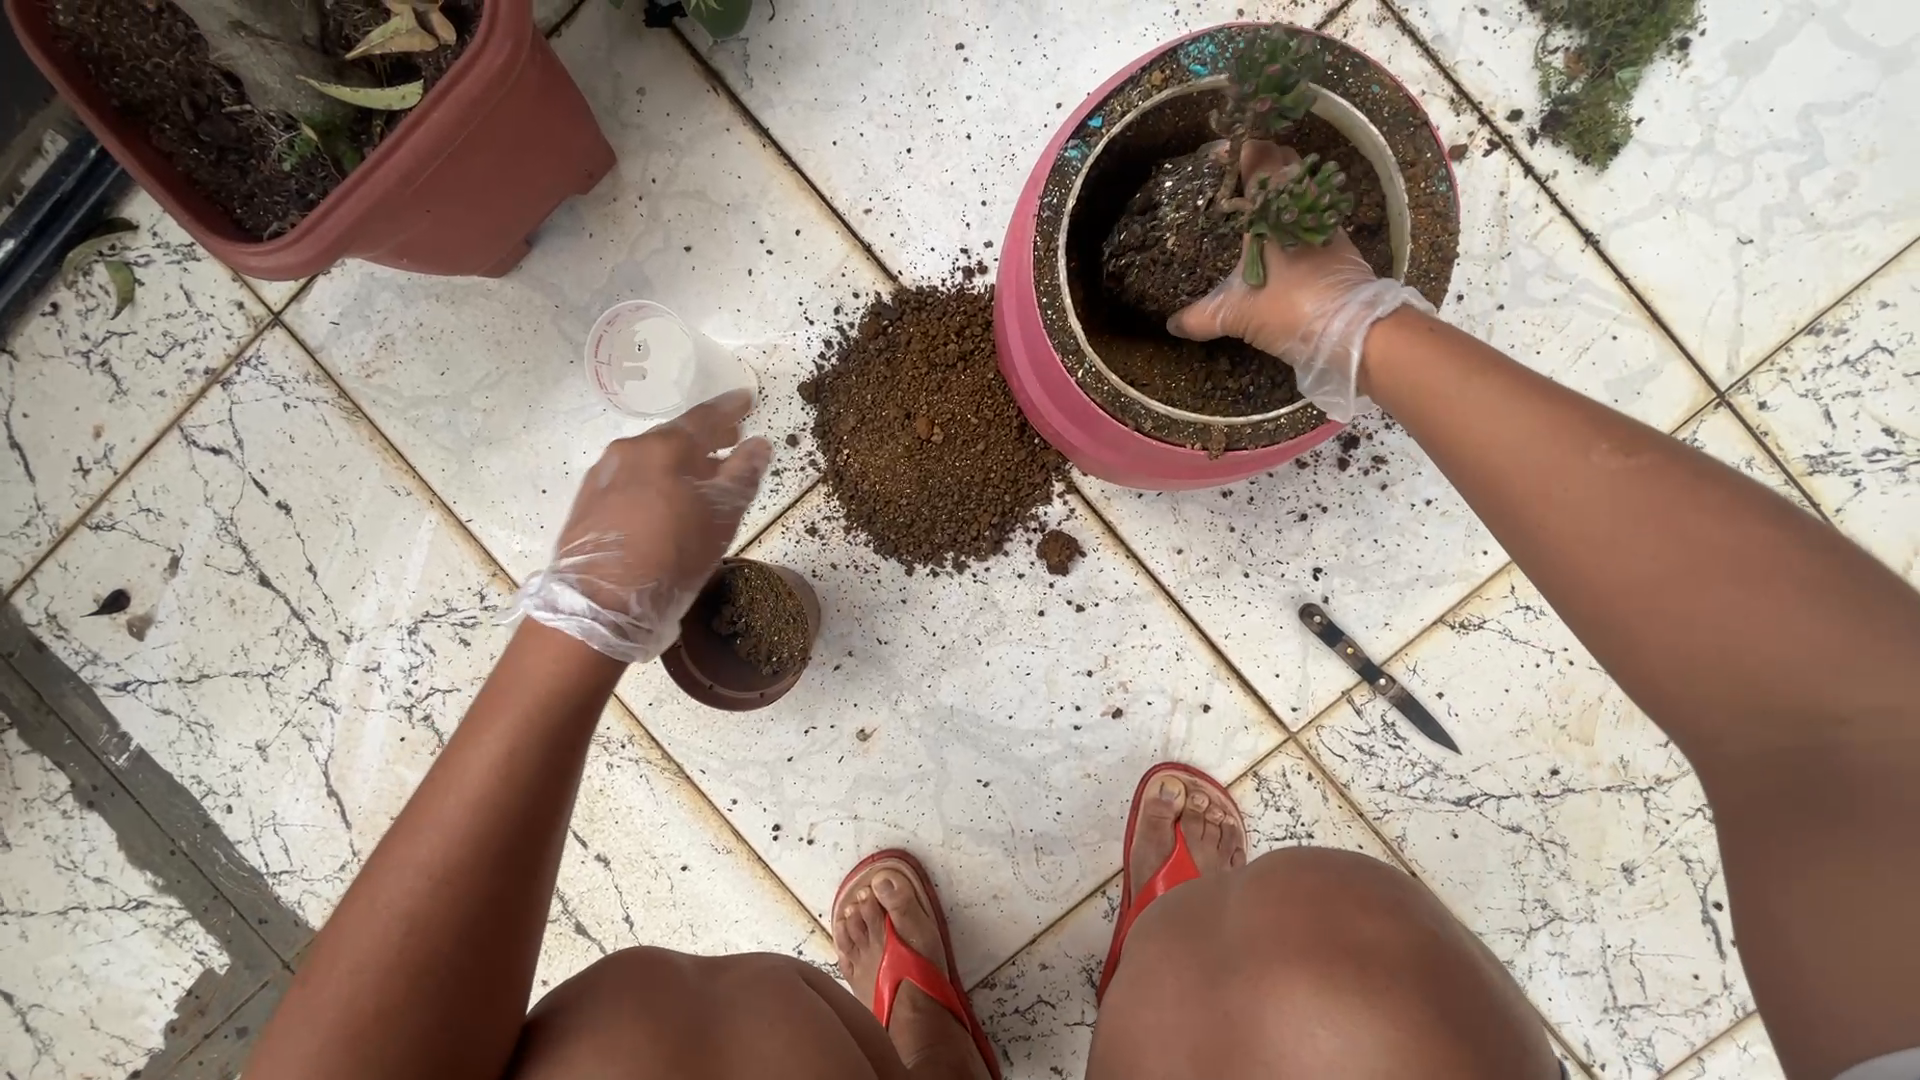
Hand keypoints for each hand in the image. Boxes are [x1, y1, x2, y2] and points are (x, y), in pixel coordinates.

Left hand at [510, 390, 771, 663]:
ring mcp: (603, 476)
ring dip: (679, 462)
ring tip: (701, 476)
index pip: (705, 416)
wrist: (601, 603)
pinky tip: (664, 502)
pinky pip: (631, 480)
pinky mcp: (588, 504)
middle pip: (675, 436)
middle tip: (730, 439)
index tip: (747, 399)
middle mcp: (630, 450)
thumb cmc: (674, 554)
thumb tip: (758, 444)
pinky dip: (656, 481)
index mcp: (666, 446)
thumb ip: (744, 474)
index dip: (731, 408)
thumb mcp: (723, 515)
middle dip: (705, 438)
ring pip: (651, 459)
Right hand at [1168, 140, 1433, 421]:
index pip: (1258, 159)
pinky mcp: (1339, 242)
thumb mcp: (1235, 315)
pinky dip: (1299, 213)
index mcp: (1272, 210)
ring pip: (1304, 186)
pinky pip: (1315, 213)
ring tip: (1261, 200)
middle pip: (1286, 164)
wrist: (1351, 328)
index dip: (1242, 148)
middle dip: (1266, 160)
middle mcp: (1301, 206)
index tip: (1224, 150)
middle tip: (1241, 171)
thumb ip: (1200, 318)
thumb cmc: (1288, 308)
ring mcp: (1324, 222)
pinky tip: (1284, 232)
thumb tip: (1172, 324)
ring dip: (1286, 185)